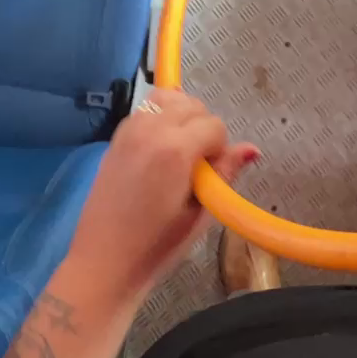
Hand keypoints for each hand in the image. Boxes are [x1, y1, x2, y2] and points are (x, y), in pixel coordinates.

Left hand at [64, 90, 258, 304]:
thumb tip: (251, 149)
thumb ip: (225, 174)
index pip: (215, 124)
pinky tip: (160, 148)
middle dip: (203, 127)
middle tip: (198, 164)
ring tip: (181, 150)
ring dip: (181, 115)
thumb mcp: (200, 215)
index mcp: (175, 150)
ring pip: (167, 97)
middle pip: (192, 104)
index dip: (220, 148)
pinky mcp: (116, 136)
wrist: (105, 259)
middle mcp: (150, 129)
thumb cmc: (157, 245)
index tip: (211, 174)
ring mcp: (129, 129)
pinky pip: (145, 108)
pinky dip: (159, 117)